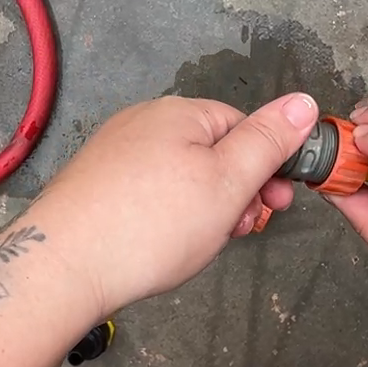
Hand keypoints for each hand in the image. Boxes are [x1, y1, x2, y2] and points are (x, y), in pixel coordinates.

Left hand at [25, 93, 320, 316]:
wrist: (63, 266)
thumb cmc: (155, 224)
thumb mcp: (228, 181)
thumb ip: (269, 140)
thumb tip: (304, 100)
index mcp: (180, 112)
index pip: (243, 126)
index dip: (267, 166)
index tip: (275, 207)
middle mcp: (144, 120)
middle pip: (211, 150)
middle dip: (235, 191)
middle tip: (238, 232)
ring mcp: (114, 151)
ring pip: (181, 174)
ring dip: (204, 206)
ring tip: (200, 244)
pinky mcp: (94, 182)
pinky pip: (148, 189)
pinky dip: (167, 213)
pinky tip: (162, 243)